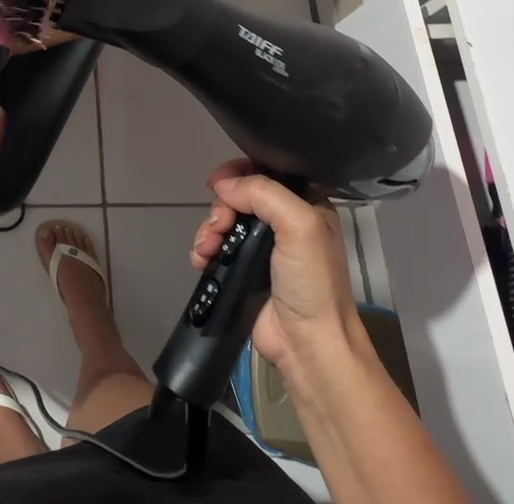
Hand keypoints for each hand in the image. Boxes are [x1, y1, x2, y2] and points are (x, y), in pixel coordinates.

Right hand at [189, 159, 359, 379]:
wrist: (307, 343)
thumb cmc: (312, 282)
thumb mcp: (300, 225)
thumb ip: (264, 194)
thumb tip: (223, 186)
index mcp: (306, 204)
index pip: (267, 171)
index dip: (239, 171)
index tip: (218, 183)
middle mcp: (285, 221)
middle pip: (239, 195)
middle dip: (221, 207)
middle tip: (218, 226)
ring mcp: (263, 247)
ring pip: (224, 220)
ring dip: (208, 230)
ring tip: (206, 250)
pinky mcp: (244, 270)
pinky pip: (216, 247)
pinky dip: (204, 249)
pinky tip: (201, 260)